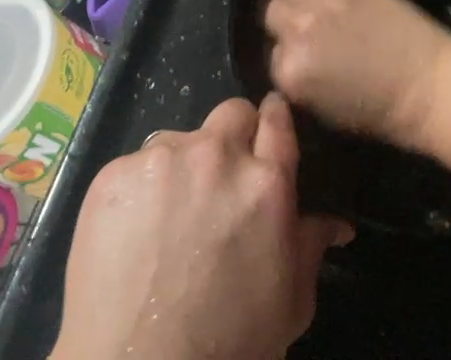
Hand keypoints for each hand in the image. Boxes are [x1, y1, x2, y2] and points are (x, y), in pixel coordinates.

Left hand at [52, 95, 351, 359]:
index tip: (270, 127)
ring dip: (183, 165)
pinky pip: (136, 165)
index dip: (275, 120)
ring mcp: (160, 160)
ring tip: (170, 215)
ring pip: (180, 139)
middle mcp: (216, 157)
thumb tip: (336, 223)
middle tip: (221, 180)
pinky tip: (135, 229)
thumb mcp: (289, 302)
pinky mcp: (114, 175)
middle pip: (231, 114)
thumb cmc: (228, 342)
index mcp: (267, 183)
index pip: (278, 119)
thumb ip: (310, 247)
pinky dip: (141, 188)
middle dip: (232, 137)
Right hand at [264, 0, 450, 148]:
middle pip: (274, 11)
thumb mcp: (327, 110)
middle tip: (310, 34)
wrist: (431, 87)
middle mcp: (302, 30)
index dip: (289, 59)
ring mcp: (328, 3)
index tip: (306, 64)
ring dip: (304, 2)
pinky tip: (357, 13)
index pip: (272, 56)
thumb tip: (297, 64)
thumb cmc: (382, 114)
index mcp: (292, 69)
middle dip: (287, 23)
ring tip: (325, 15)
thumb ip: (302, 81)